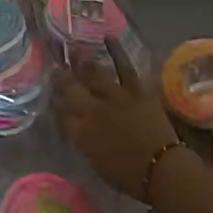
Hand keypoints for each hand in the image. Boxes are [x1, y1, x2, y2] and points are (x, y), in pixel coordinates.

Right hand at [54, 48, 180, 200]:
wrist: (161, 168)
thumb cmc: (129, 176)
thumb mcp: (98, 163)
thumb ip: (86, 141)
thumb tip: (79, 126)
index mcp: (82, 134)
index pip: (62, 115)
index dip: (56, 104)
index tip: (52, 96)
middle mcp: (94, 110)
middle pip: (72, 89)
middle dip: (61, 78)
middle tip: (56, 66)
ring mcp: (115, 96)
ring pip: (94, 73)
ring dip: (83, 61)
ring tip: (75, 49)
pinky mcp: (135, 88)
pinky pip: (124, 65)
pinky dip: (116, 50)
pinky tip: (108, 37)